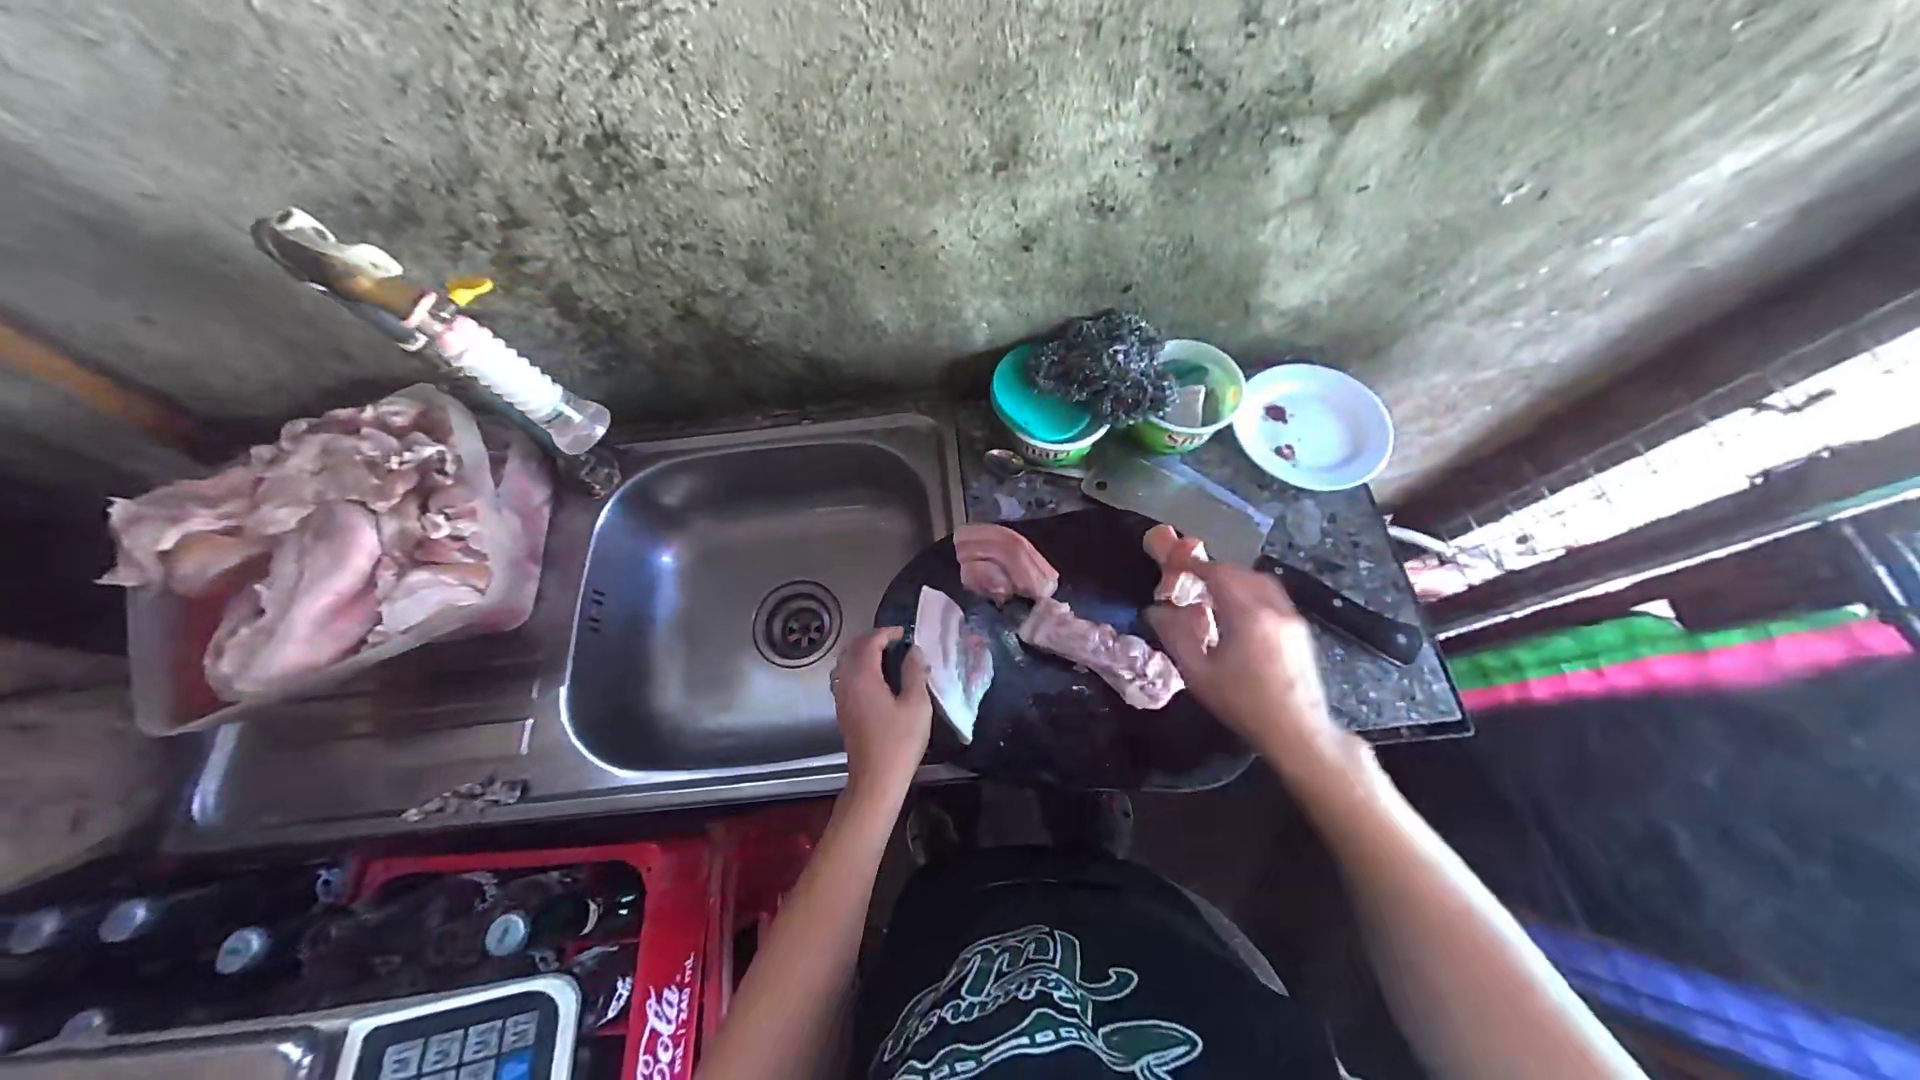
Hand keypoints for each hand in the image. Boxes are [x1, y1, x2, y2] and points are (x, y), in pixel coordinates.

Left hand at [830, 627, 931, 796]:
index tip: (904, 632)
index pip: (869, 642)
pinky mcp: (843, 711)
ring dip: (863, 653)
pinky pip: (845, 678)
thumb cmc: (899, 742)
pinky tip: (876, 678)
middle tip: (895, 640)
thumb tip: (914, 651)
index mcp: (863, 677)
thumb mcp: (917, 704)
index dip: (886, 632)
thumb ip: (915, 673)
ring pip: (846, 663)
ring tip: (886, 655)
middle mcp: (846, 683)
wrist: (876, 779)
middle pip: (852, 649)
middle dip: (872, 639)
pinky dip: (858, 668)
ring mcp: (841, 698)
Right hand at [1147, 561, 1346, 765]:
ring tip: (1212, 591)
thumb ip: (1175, 637)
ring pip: (1262, 582)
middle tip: (1190, 577)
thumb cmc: (1244, 705)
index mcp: (1248, 616)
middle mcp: (1274, 610)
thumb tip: (1156, 612)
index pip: (1219, 575)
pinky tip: (1238, 611)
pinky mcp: (1301, 631)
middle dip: (1214, 570)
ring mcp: (1292, 619)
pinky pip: (1273, 597)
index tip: (1175, 562)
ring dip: (1235, 579)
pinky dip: (1251, 591)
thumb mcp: (1199, 675)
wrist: (1298, 732)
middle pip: (1242, 573)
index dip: (1194, 565)